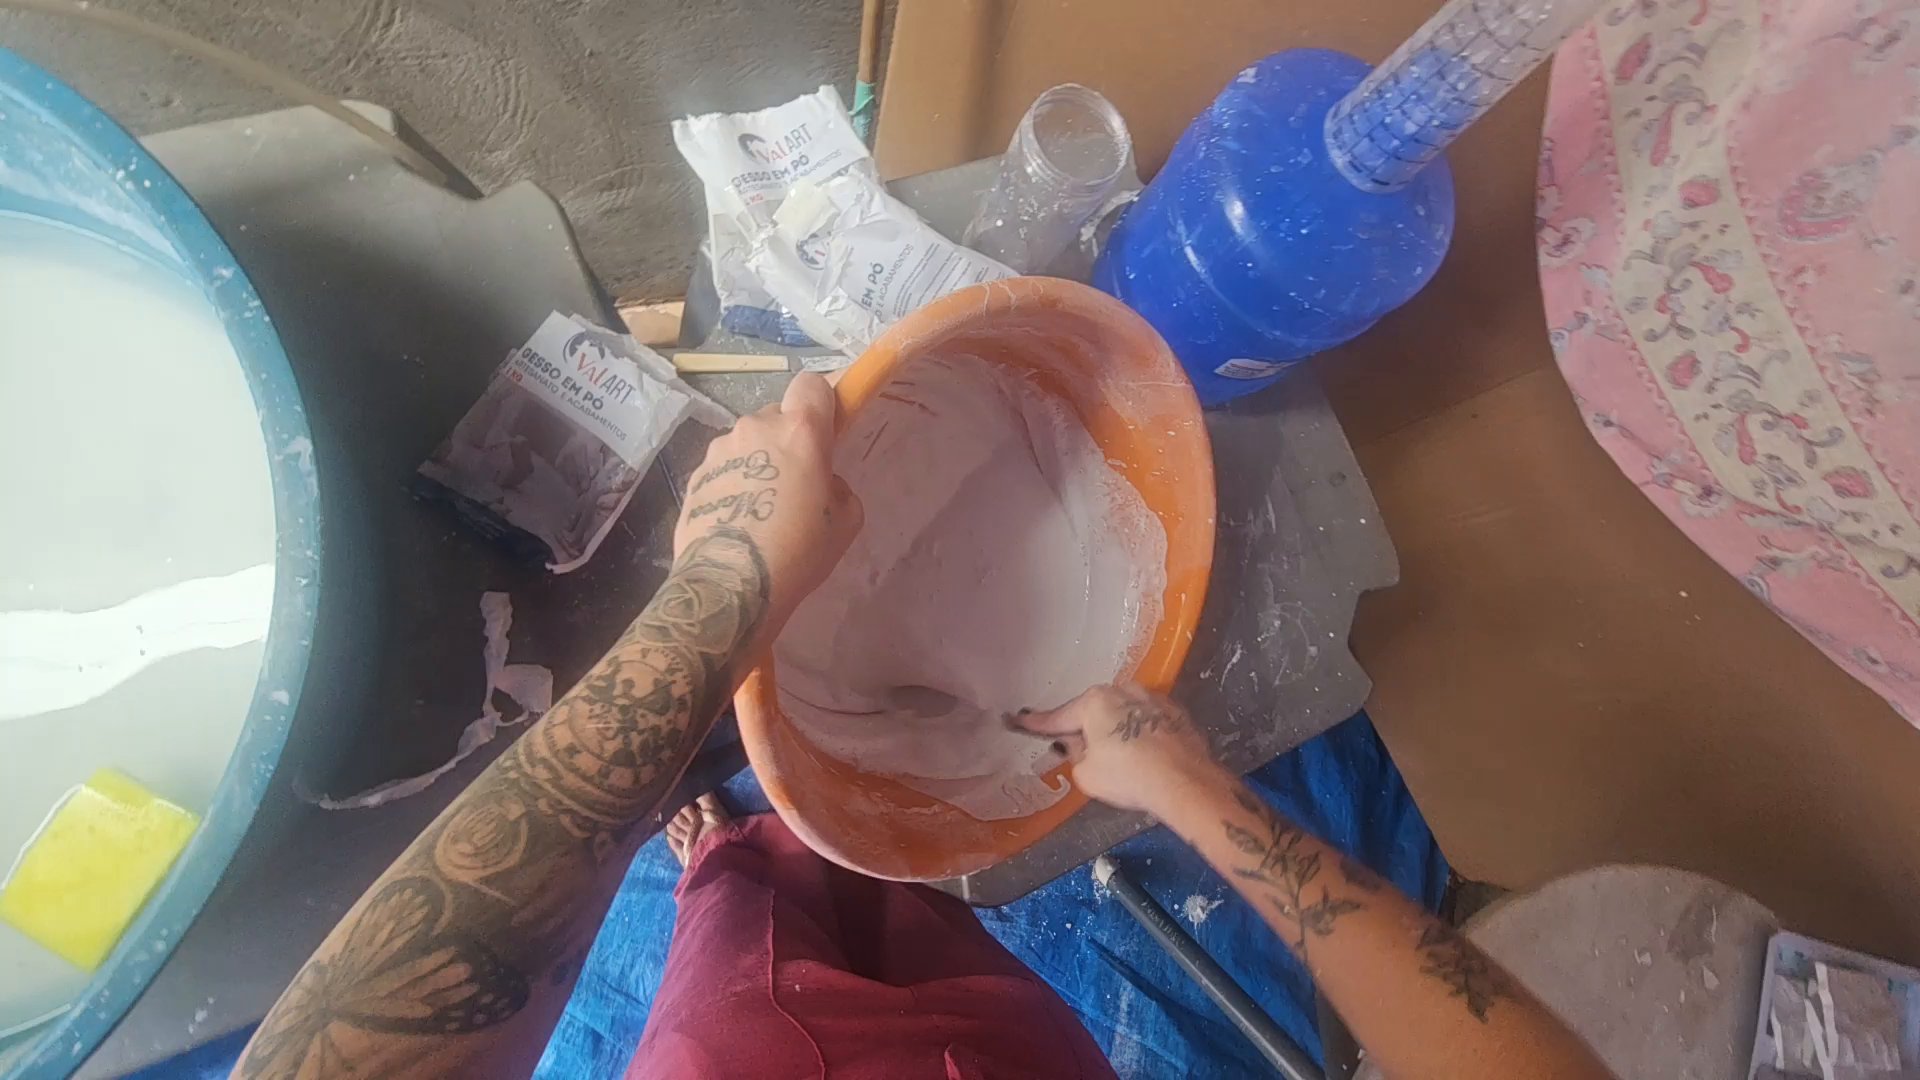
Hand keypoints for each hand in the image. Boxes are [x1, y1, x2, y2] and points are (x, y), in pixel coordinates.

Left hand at [673, 373, 862, 639]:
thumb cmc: (800, 551)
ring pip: (748, 442)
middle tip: (795, 483)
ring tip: (761, 509)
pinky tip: (738, 520)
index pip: (812, 384)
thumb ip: (836, 484)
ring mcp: (719, 449)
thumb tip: (819, 482)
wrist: (731, 586)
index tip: (828, 427)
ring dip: (759, 462)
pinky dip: (735, 484)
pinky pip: (726, 467)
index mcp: (800, 431)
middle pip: (777, 416)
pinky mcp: (695, 475)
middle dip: (788, 440)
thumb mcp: (846, 519)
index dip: (822, 401)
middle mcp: (756, 427)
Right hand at [1013, 684, 1223, 814]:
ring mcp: (1152, 699)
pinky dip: (1139, 735)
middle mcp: (1123, 690)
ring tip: (1117, 758)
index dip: (1036, 723)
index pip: (1058, 716)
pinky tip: (1143, 756)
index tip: (1018, 720)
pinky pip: (1146, 722)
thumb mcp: (1087, 774)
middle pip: (1092, 712)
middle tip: (1078, 753)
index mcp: (1094, 701)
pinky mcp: (1176, 713)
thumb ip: (1075, 756)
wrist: (1187, 784)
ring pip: (1121, 714)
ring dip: (1114, 730)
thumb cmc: (1129, 776)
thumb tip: (1078, 747)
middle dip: (1084, 729)